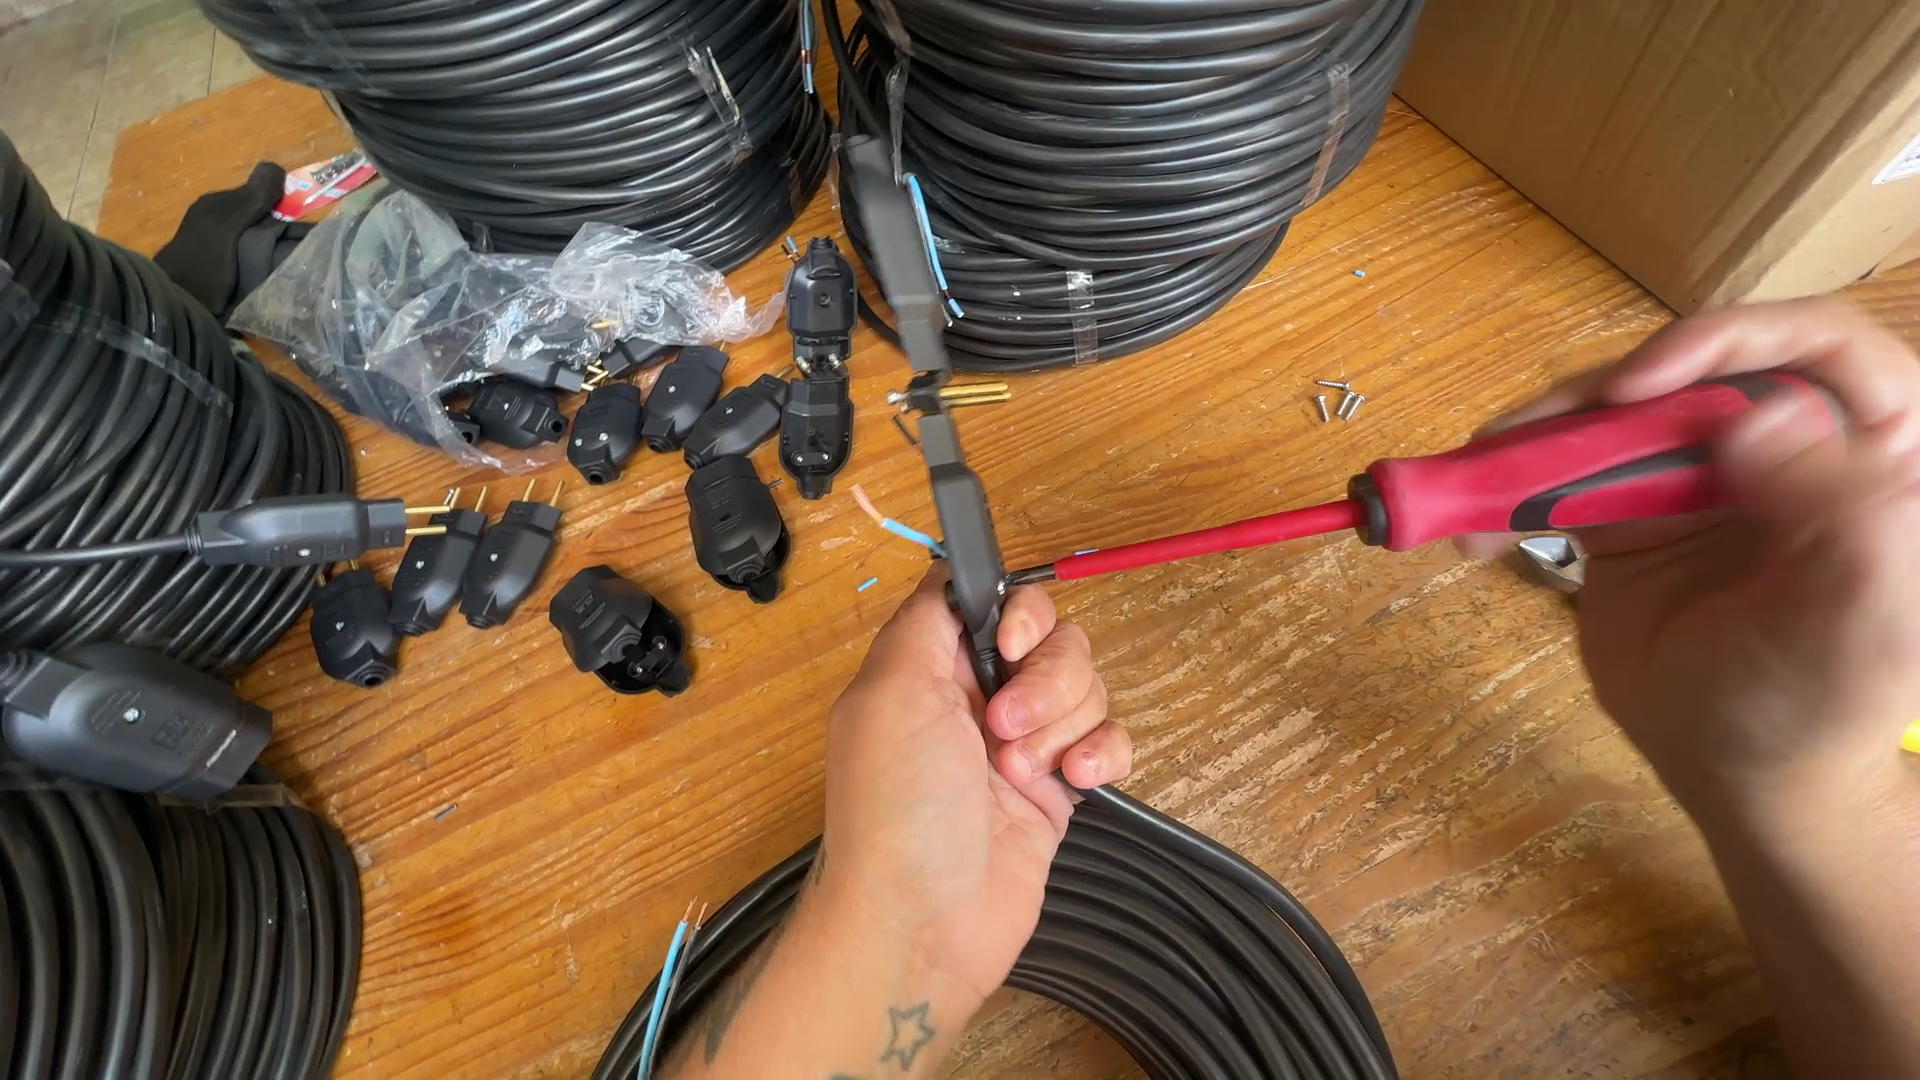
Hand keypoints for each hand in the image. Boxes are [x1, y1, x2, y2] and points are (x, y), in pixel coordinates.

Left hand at [817, 572, 1130, 1005]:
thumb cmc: (898, 803)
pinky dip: (1101, 754)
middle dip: (1045, 680)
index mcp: (934, 665)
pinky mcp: (1060, 782)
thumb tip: (950, 573)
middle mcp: (981, 693)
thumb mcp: (890, 694)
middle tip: (1004, 728)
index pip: (993, 602)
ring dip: (1062, 725)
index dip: (1017, 612)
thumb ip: (923, 620)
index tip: (1010, 646)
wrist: (924, 923)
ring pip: (1085, 685)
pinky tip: (1074, 782)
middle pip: (1053, 639)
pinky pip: (1107, 738)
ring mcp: (1025, 738)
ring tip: (1022, 771)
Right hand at [1465, 298, 1919, 831]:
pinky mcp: (1619, 516)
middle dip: (1583, 401)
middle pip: (1673, 382)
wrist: (1727, 762)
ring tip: (1461, 485)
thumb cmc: (1811, 701)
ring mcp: (1686, 484)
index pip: (1812, 351)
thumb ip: (1841, 512)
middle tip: (1507, 439)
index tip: (1630, 387)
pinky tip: (1470, 535)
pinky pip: (1551, 483)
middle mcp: (1773, 453)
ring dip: (1522, 449)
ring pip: (1599, 427)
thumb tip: (1752, 418)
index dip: (1720, 344)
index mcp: (1866, 457)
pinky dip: (1499, 501)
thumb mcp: (1859, 618)